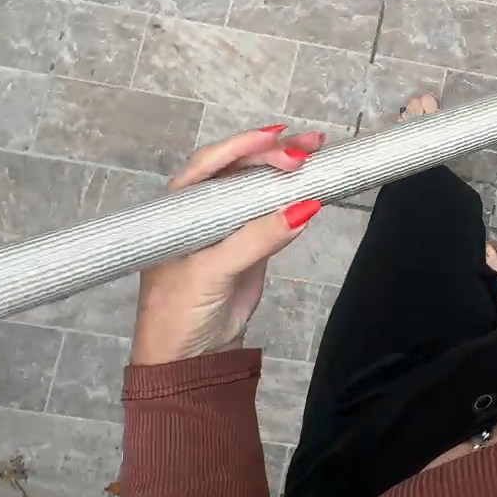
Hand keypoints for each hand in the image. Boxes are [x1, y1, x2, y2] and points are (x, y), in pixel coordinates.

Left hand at [130, 125, 325, 365]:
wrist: (191, 362)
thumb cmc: (178, 314)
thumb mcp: (212, 273)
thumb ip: (256, 238)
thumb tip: (304, 206)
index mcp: (179, 208)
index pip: (211, 164)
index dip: (243, 145)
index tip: (276, 135)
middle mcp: (203, 207)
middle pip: (240, 167)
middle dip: (274, 152)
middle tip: (307, 149)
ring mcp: (230, 222)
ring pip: (260, 183)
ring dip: (288, 166)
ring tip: (318, 149)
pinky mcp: (252, 239)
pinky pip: (275, 208)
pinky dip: (295, 192)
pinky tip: (314, 181)